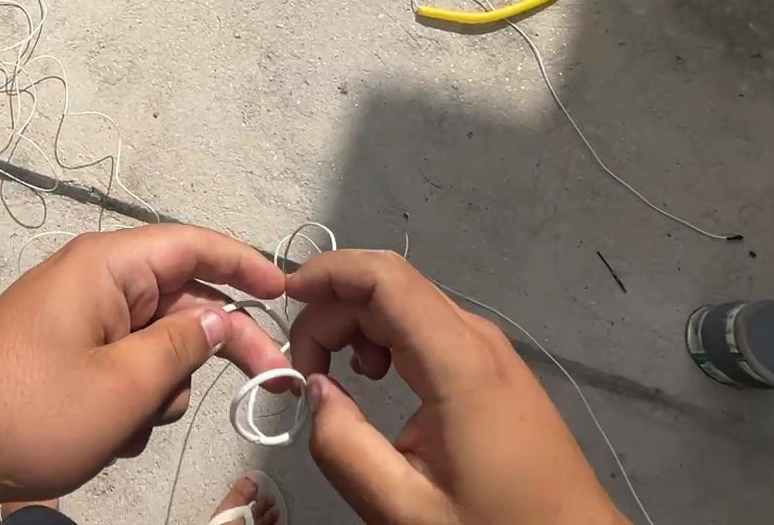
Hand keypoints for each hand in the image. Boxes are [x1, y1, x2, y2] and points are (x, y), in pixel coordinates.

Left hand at [0, 225, 289, 524]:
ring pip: (152, 339)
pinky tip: (106, 431)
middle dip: (211, 343)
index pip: (190, 244)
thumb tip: (219, 318)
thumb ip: (183, 346)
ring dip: (160, 383)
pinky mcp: (63, 348)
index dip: (243, 262)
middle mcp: (93, 279)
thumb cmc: (30, 410)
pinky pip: (120, 360)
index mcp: (107, 265)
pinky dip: (129, 396)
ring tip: (130, 421)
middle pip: (177, 297)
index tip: (286, 288)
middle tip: (269, 379)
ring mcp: (76, 315)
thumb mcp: (123, 385)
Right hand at [286, 250, 626, 524]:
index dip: (328, 273)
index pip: (383, 276)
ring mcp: (486, 348)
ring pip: (401, 301)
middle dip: (331, 309)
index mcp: (458, 361)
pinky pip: (421, 325)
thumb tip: (314, 390)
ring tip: (337, 377)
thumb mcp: (406, 511)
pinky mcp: (489, 366)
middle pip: (385, 284)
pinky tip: (375, 380)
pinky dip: (381, 336)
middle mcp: (474, 337)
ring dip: (354, 323)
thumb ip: (343, 446)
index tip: (285, 300)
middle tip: (304, 367)